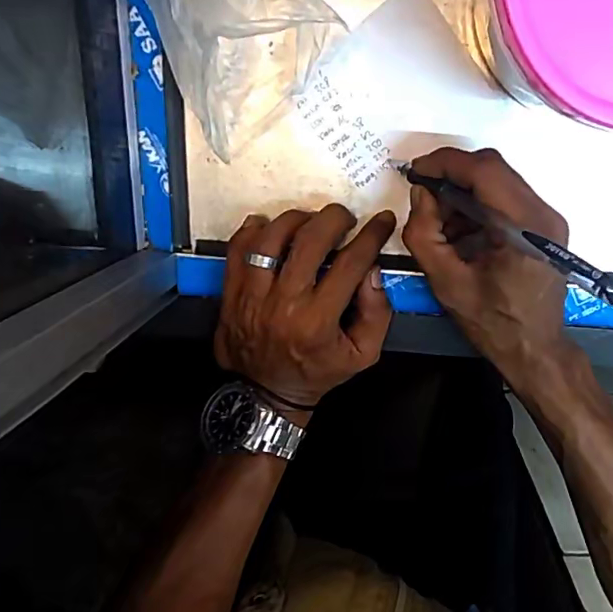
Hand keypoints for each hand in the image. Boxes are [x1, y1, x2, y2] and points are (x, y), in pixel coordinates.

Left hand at [216, 204, 396, 409]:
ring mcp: (252, 297)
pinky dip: (254, 231)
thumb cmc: (316, 372)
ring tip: (309, 222)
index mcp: (318, 321)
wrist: (266, 392)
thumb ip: (376, 313)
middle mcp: (283, 304)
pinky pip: (238, 249)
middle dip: (334, 219)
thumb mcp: (362, 354)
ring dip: (295, 220)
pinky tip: (270, 228)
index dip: (371, 235)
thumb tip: (373, 269)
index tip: (381, 221)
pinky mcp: (231, 293)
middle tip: (344, 219)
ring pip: (271, 238)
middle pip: (309, 240)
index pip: (350, 263)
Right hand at [402, 148, 577, 381]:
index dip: (445, 163)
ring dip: (462, 193)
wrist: (534, 349)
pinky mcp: (541, 226)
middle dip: (451, 176)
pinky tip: (457, 232)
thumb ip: (425, 234)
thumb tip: (420, 194)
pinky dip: (475, 207)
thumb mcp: (447, 282)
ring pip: (497, 182)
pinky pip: (503, 199)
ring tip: (438, 221)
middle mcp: (542, 213)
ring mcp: (546, 218)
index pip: (484, 171)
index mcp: (525, 225)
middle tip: (421, 193)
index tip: (415, 170)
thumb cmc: (493, 323)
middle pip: (492, 169)